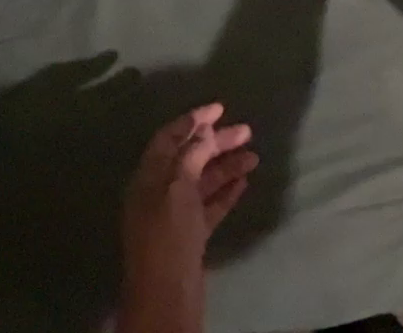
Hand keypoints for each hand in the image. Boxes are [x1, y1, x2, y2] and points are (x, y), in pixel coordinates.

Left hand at [118, 104, 257, 332]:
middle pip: (189, 157)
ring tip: (254, 156)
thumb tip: (204, 131)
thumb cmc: (168, 234)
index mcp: (149, 176)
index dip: (193, 120)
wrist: (167, 294)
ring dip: (226, 165)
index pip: (169, 137)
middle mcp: (160, 191)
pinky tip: (244, 181)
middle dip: (216, 142)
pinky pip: (209, 205)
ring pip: (203, 181)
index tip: (220, 108)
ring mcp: (175, 214)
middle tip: (246, 130)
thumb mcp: (177, 188)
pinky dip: (225, 191)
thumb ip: (190, 156)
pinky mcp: (191, 235)